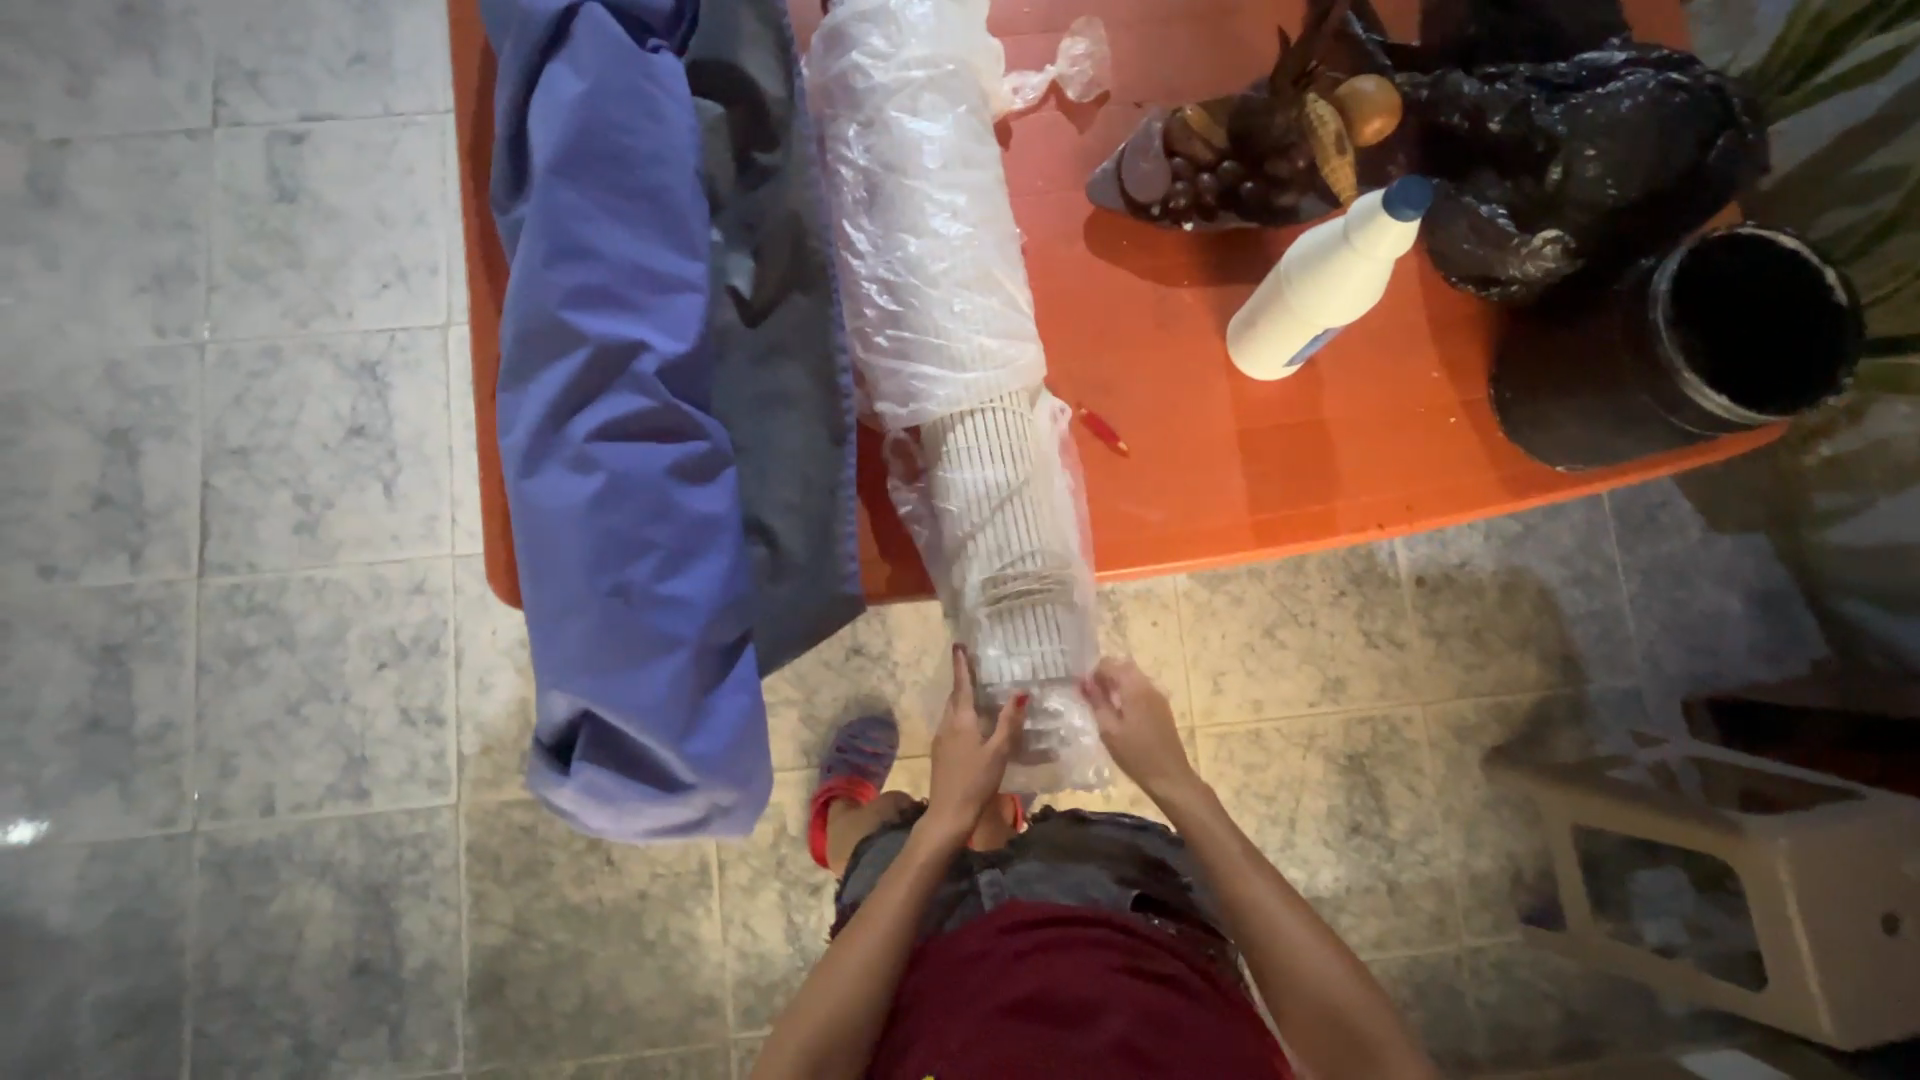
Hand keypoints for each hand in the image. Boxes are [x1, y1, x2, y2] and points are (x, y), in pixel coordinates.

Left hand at [925, 645, 1025, 841]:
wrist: (948, 813)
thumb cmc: (976, 781)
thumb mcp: (998, 752)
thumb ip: (1008, 722)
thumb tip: (1020, 693)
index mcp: (961, 720)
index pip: (962, 685)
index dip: (962, 665)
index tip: (958, 646)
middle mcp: (947, 725)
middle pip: (954, 697)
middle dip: (962, 681)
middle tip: (973, 667)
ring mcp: (940, 739)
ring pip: (951, 711)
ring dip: (961, 699)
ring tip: (976, 692)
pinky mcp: (940, 753)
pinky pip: (951, 724)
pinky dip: (961, 715)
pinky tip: (972, 724)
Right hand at [1083, 658, 1198, 799]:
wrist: (1169, 776)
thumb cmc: (1135, 754)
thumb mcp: (1108, 730)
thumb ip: (1096, 702)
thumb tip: (1084, 682)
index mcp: (1135, 688)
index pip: (1111, 664)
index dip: (1094, 672)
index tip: (1083, 688)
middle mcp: (1149, 686)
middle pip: (1124, 667)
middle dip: (1106, 674)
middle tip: (1091, 694)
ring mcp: (1158, 696)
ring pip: (1134, 677)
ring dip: (1117, 682)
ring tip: (1102, 703)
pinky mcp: (1162, 707)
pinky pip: (1141, 688)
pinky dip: (1127, 691)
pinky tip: (1119, 712)